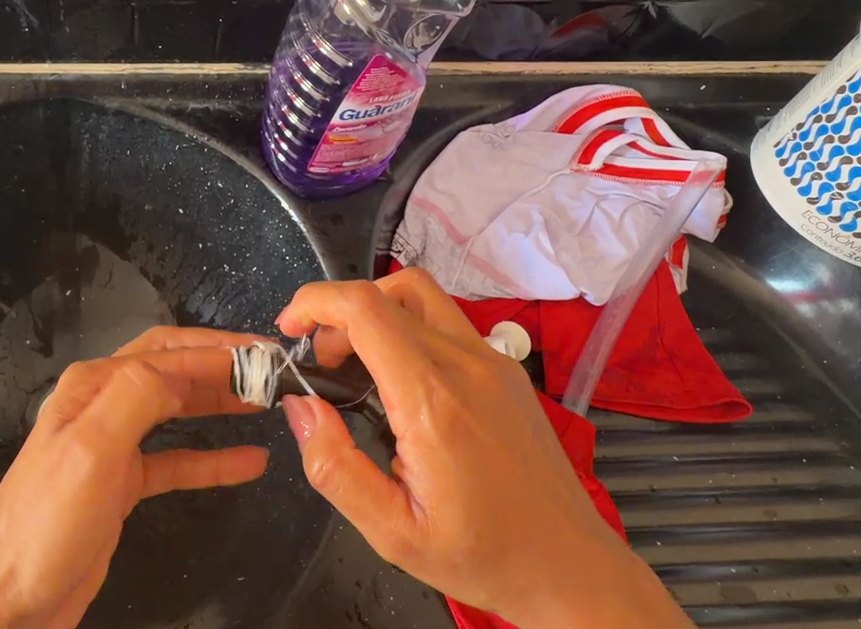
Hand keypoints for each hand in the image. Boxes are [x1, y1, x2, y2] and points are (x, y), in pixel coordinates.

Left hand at [0, 326, 270, 628]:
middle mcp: (103, 403)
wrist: (10, 603)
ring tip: (266, 402)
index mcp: (94, 385)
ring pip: (176, 409)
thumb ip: (136, 395)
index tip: (266, 354)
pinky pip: (177, 461)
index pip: (167, 353)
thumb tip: (186, 366)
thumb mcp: (92, 448)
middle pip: (172, 369)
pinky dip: (212, 458)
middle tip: (271, 369)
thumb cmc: (50, 521)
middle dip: (221, 364)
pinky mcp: (123, 484)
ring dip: (219, 402)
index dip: (218, 350)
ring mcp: (113, 444)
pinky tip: (249, 461)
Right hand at [277, 268, 689, 627]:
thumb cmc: (481, 554)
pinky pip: (443, 318)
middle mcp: (464, 362)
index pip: (365, 308)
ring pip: (417, 292)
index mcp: (432, 399)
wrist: (572, 568)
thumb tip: (299, 404)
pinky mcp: (505, 366)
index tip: (288, 328)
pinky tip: (400, 378)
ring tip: (356, 361)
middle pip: (384, 293)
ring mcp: (490, 358)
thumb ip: (334, 466)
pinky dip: (405, 325)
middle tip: (321, 366)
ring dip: (373, 310)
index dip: (315, 302)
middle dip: (336, 315)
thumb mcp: (391, 532)